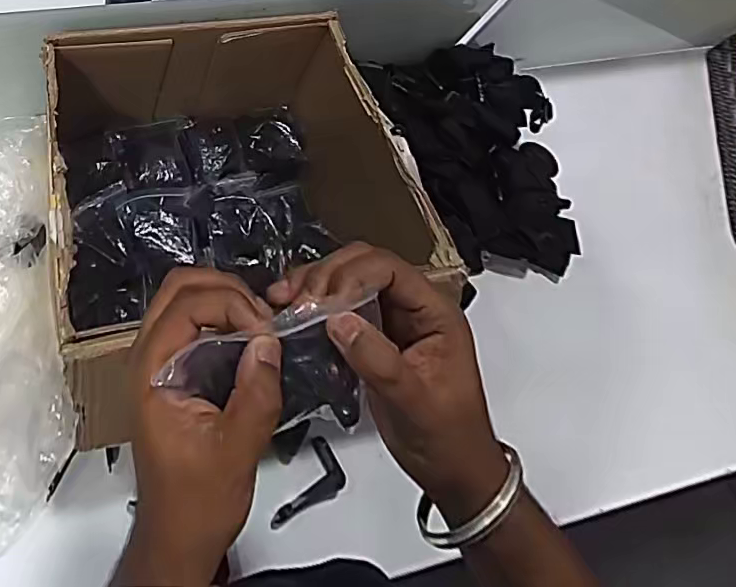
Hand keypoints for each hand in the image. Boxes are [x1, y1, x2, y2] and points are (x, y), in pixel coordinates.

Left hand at [116, 269, 280, 586]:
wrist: (177, 531)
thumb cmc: (193, 501)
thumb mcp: (235, 452)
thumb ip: (254, 396)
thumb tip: (268, 344)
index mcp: (150, 369)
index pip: (185, 305)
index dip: (229, 304)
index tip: (263, 328)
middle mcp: (146, 354)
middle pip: (178, 287)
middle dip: (225, 288)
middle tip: (262, 315)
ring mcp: (156, 357)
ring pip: (183, 297)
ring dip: (223, 297)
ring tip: (258, 323)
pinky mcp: (171, 365)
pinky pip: (190, 319)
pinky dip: (220, 313)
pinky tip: (247, 334)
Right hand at [270, 243, 507, 522]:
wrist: (451, 472)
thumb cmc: (448, 441)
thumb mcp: (417, 405)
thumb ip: (380, 362)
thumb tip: (339, 321)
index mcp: (434, 313)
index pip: (388, 269)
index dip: (351, 277)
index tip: (322, 303)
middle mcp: (410, 304)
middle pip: (361, 262)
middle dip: (325, 276)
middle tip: (298, 301)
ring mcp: (387, 313)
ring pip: (343, 274)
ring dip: (310, 282)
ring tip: (284, 300)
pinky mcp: (366, 327)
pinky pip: (334, 299)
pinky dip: (308, 299)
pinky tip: (287, 307)